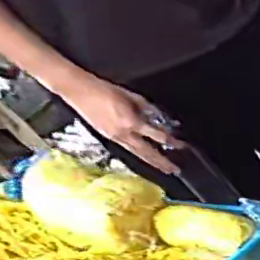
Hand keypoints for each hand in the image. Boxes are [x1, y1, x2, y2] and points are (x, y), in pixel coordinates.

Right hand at [49, 69, 183, 174]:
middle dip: (162, 162)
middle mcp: (124, 133)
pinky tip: (146, 158)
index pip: (158, 136)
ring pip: (138, 153)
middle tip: (175, 170)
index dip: (172, 141)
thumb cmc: (104, 90)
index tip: (182, 145)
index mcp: (131, 122)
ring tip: (164, 169)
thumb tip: (163, 119)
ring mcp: (115, 137)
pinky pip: (128, 149)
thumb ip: (149, 110)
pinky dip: (139, 154)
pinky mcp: (108, 137)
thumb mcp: (132, 97)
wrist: (77, 89)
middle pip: (148, 152)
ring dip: (152, 162)